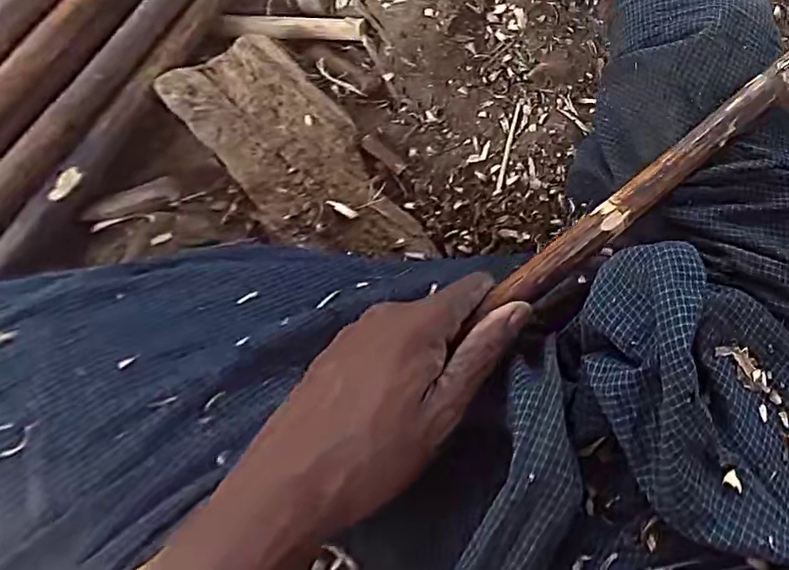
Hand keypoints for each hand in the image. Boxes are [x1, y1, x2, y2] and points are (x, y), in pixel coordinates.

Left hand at [153, 274, 530, 569]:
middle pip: (444, 306)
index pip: (478, 284)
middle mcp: (385, 313)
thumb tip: (519, 305)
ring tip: (408, 403)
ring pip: (412, 325)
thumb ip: (483, 350)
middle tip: (446, 389)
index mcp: (419, 321)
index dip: (493, 309)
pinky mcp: (327, 355)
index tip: (488, 347)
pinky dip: (391, 361)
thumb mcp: (444, 409)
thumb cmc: (371, 457)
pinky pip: (380, 341)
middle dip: (456, 335)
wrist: (270, 504)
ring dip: (423, 350)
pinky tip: (376, 405)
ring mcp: (350, 333)